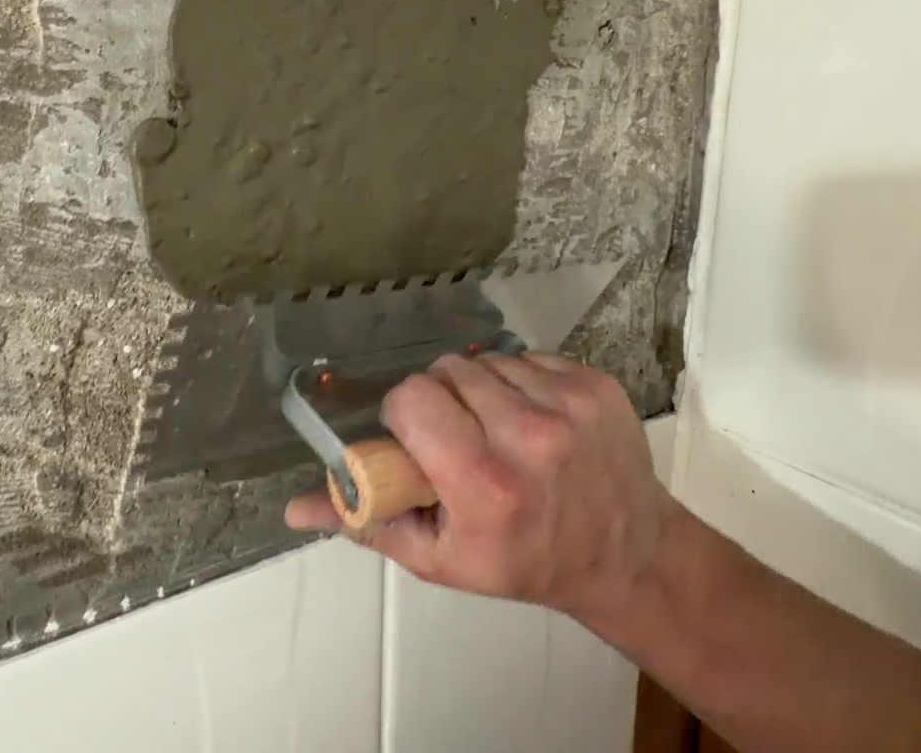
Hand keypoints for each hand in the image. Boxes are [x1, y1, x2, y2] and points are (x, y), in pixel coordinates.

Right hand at [285, 352, 671, 627]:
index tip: (415, 435)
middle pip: (446, 372)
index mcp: (485, 484)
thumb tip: (294, 508)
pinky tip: (531, 419)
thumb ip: (367, 522)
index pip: (413, 398)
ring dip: (480, 389)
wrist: (626, 554)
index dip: (404, 414)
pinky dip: (519, 383)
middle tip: (455, 436)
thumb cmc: (524, 561)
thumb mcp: (439, 558)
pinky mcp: (594, 385)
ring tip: (496, 430)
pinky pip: (528, 359)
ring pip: (486, 362)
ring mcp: (569, 406)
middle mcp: (529, 437)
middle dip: (440, 400)